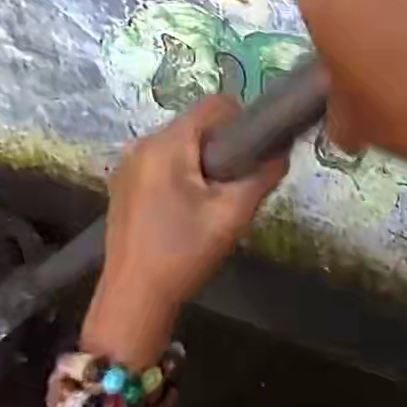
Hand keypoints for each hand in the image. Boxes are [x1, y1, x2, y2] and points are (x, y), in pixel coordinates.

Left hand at [86, 96, 288, 361]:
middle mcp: (143, 144)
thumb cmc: (183, 253)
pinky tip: (189, 208)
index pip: (214, 104)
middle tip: (237, 181)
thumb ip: (263, 175)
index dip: (243, 119)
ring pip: (181, 143)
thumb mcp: (233, 214)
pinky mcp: (124, 185)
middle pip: (197, 123)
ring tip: (215, 198)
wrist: (133, 302)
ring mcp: (129, 164)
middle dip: (223, 144)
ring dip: (203, 160)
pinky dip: (182, 172)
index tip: (254, 151)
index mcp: (167, 143)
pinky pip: (163, 161)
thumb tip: (282, 151)